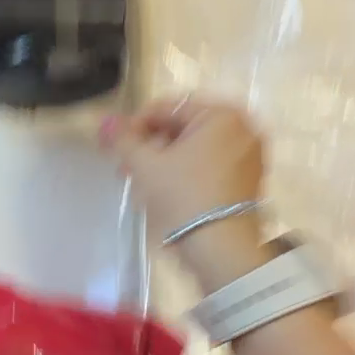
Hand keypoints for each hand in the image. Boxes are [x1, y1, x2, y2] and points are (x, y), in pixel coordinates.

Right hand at [101, 97, 273, 290]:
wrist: (219, 246)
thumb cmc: (182, 196)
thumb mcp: (145, 165)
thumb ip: (122, 139)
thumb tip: (105, 121)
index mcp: (221, 115)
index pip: (166, 108)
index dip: (134, 125)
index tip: (113, 146)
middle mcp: (243, 127)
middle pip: (182, 127)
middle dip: (149, 145)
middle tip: (125, 166)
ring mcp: (249, 154)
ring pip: (194, 147)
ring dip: (163, 159)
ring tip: (139, 180)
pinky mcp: (248, 178)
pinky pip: (209, 163)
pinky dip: (185, 170)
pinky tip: (163, 188)